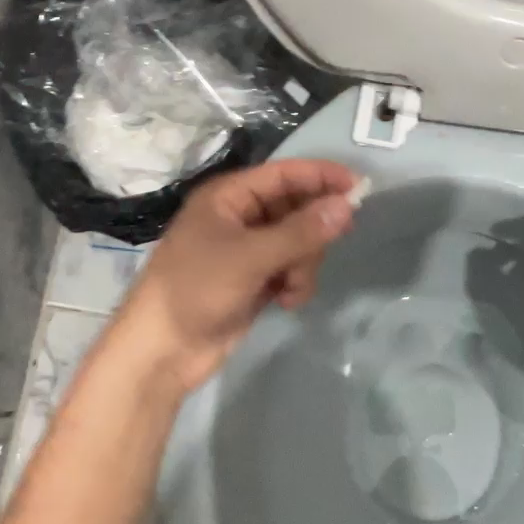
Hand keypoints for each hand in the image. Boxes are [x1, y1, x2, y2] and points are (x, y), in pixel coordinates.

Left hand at [110, 159, 359, 392]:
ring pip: (300, 244)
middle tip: (318, 251)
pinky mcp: (255, 282)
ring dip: (304, 265)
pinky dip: (295, 284)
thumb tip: (348, 205)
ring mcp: (248, 252)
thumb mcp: (250, 256)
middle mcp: (240, 218)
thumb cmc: (196, 288)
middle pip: (297, 209)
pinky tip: (285, 303)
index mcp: (229, 197)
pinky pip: (292, 271)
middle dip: (311, 234)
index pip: (284, 174)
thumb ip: (301, 231)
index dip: (321, 177)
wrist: (164, 349)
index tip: (359, 188)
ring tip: (290, 288)